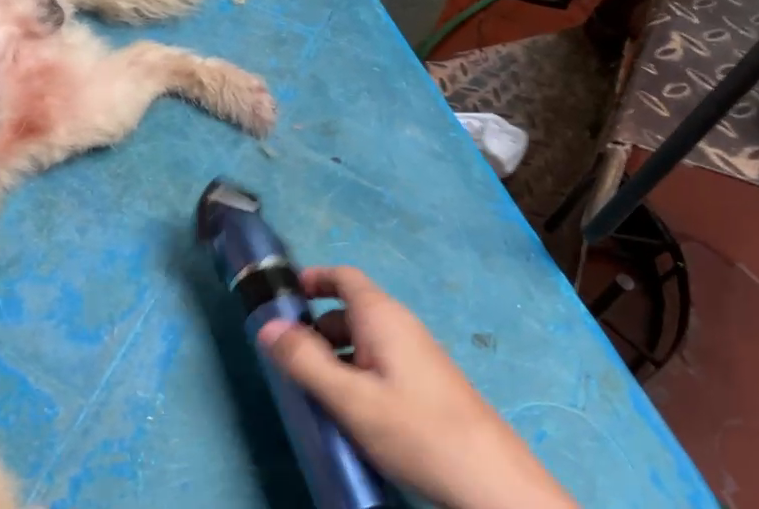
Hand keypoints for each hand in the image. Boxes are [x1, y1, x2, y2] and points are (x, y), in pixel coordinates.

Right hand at [256, 267, 577, 508]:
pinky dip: (354, 376)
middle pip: (348, 312)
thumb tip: (267, 327)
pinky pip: (378, 366)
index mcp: (382, 316)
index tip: (281, 297)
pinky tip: (345, 412)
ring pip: (362, 343)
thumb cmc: (417, 429)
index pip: (343, 276)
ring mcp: (415, 357)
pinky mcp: (424, 387)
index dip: (311, 279)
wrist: (491, 482)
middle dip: (314, 328)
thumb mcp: (350, 398)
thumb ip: (305, 361)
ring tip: (309, 390)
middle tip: (285, 357)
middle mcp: (400, 327)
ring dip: (333, 358)